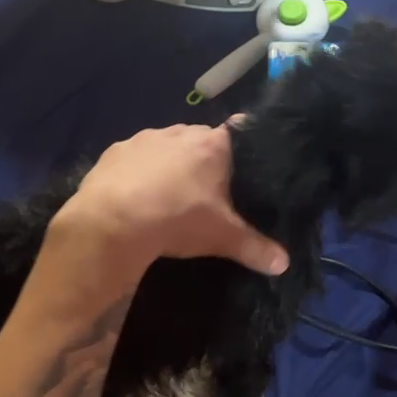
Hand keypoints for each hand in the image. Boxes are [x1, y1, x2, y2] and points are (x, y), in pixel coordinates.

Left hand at [53, 123, 288, 277]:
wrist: (111, 224)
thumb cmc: (177, 220)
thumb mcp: (222, 237)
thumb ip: (255, 248)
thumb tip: (284, 265)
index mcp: (214, 144)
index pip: (239, 131)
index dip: (242, 149)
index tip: (241, 169)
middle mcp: (181, 132)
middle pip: (201, 138)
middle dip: (205, 159)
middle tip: (207, 191)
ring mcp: (145, 138)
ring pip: (167, 146)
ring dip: (170, 163)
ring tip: (169, 195)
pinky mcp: (115, 151)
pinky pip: (135, 156)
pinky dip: (139, 171)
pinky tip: (136, 195)